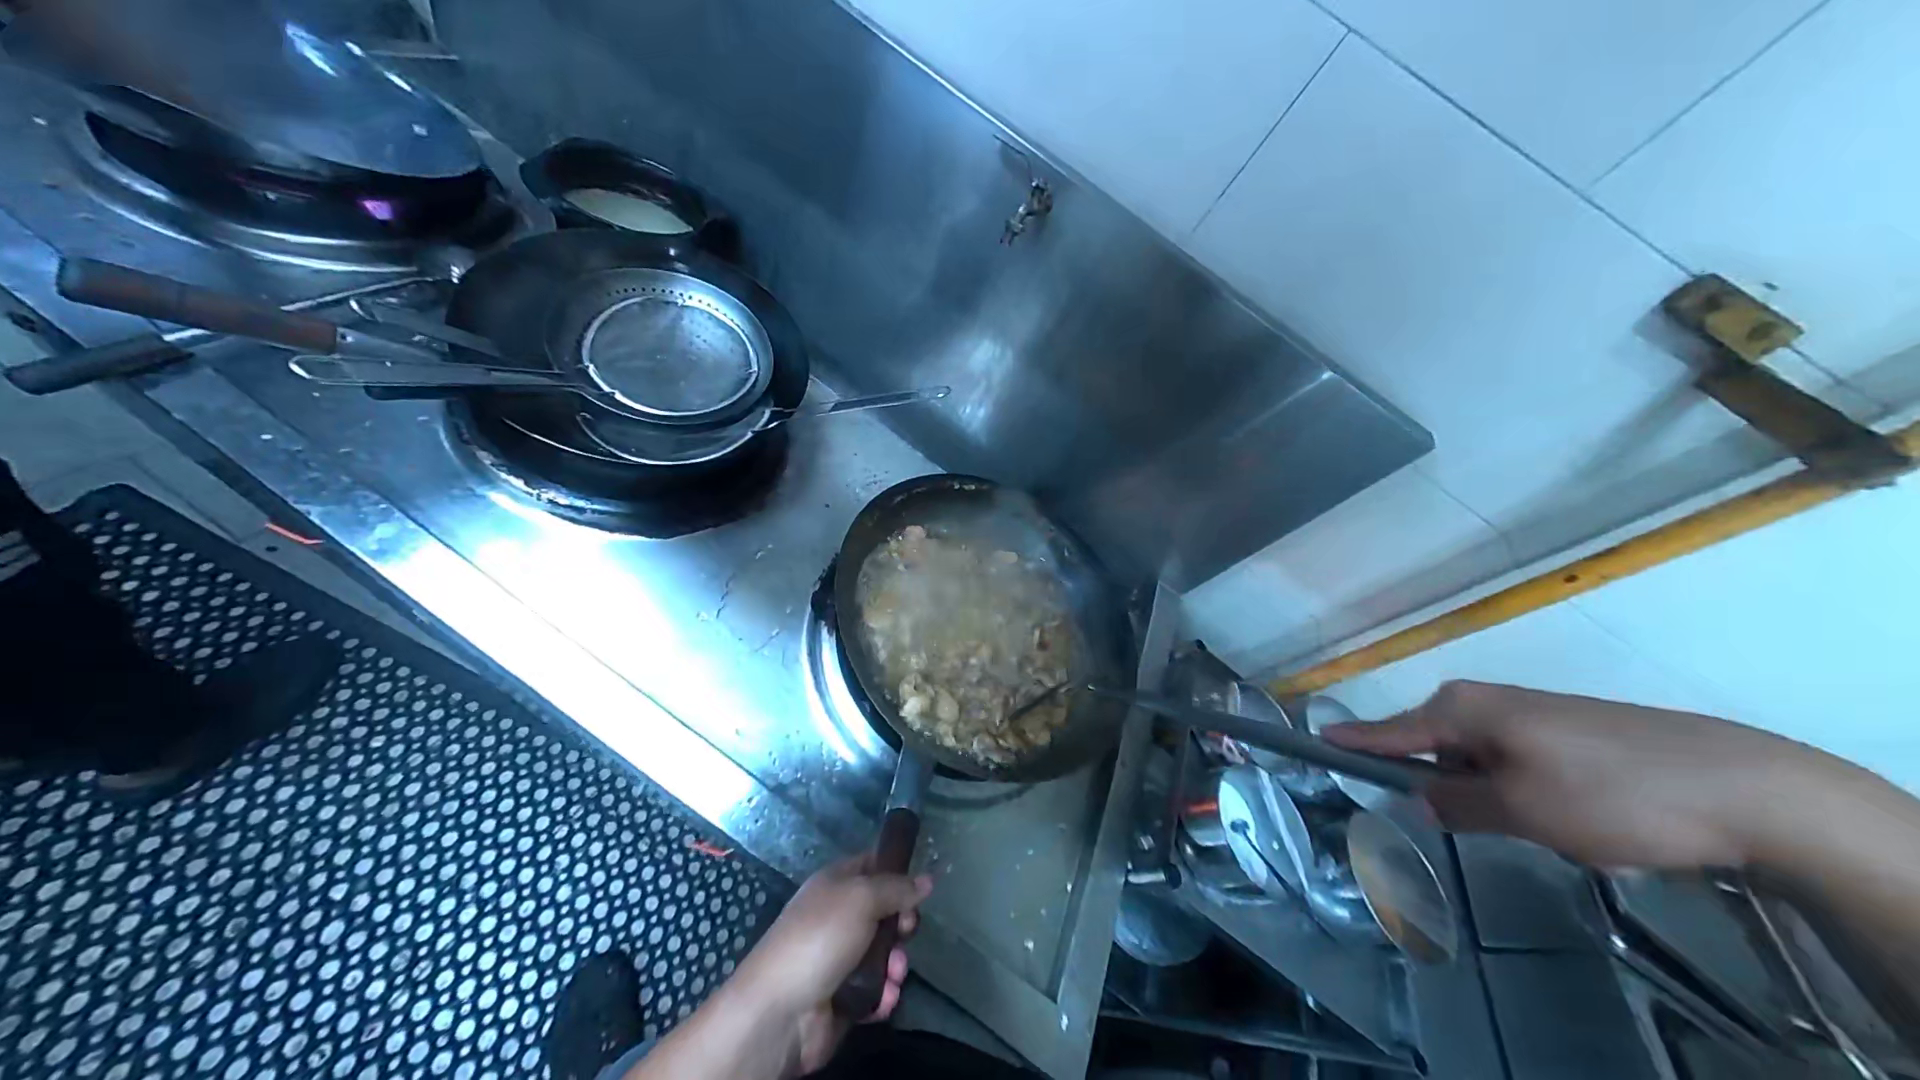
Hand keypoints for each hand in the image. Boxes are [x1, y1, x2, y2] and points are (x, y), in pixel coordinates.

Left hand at [729, 853, 932, 1075]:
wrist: (780, 1011)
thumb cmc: (820, 937)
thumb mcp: (862, 897)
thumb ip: (897, 888)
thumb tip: (927, 880)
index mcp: (836, 884)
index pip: (872, 865)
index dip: (896, 873)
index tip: (917, 888)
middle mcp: (839, 917)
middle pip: (885, 912)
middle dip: (902, 924)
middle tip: (906, 932)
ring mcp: (841, 958)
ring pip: (885, 953)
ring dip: (896, 964)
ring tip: (893, 974)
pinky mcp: (845, 997)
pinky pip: (877, 990)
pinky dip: (884, 995)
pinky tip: (882, 999)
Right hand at [1321, 681, 1844, 867]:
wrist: (1747, 786)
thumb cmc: (1609, 794)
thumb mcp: (1520, 810)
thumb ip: (1455, 803)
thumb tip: (1414, 796)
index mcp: (1461, 710)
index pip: (1387, 730)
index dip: (1352, 742)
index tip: (1313, 741)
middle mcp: (1486, 702)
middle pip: (1434, 748)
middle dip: (1450, 790)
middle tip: (1486, 827)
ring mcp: (1529, 714)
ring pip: (1483, 763)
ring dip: (1500, 799)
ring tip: (1558, 835)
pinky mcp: (1568, 732)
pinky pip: (1521, 765)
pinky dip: (1535, 797)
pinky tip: (1585, 825)